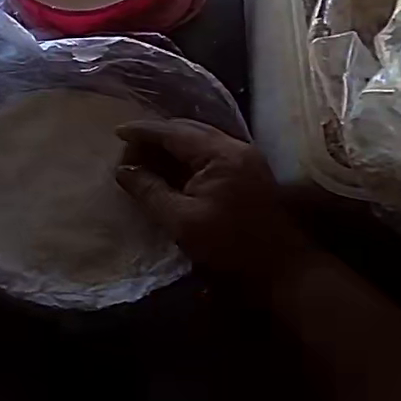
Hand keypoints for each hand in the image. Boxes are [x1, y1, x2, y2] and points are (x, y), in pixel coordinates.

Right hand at [114, 118, 313, 291]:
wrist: (283, 270)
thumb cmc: (230, 246)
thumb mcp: (180, 220)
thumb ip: (149, 191)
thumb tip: (123, 170)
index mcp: (221, 155)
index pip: (174, 132)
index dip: (143, 131)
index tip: (116, 133)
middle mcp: (236, 148)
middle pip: (187, 130)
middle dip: (154, 137)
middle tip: (127, 153)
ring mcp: (244, 159)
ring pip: (197, 140)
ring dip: (168, 146)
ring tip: (141, 160)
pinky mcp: (245, 173)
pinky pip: (206, 153)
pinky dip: (182, 157)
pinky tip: (165, 170)